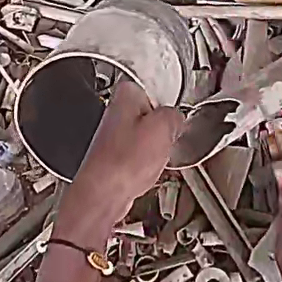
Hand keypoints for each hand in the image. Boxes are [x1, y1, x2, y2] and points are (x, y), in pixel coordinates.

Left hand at [56, 79, 182, 246]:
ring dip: (156, 147)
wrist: (103, 194)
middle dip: (164, 128)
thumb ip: (175, 115)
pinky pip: (141, 154)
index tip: (176, 115)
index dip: (171, 103)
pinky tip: (145, 169)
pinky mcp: (117, 155)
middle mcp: (117, 111)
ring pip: (149, 136)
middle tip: (165, 139)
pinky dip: (147, 162)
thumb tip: (178, 118)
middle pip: (154, 114)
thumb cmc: (123, 161)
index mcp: (126, 94)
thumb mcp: (163, 129)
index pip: (156, 87)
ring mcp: (116, 134)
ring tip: (153, 157)